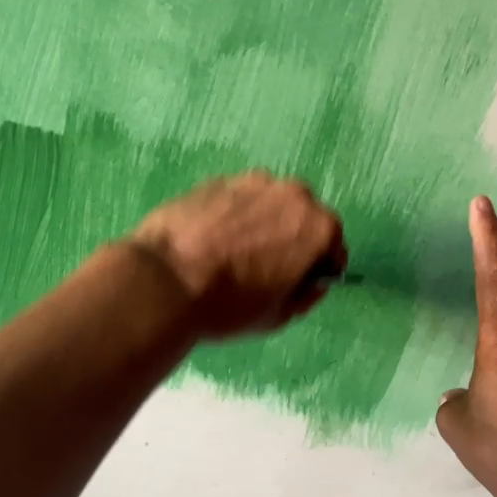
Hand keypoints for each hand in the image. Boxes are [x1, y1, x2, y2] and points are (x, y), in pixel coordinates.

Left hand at [127, 170, 345, 339]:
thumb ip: (305, 295)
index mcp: (318, 227)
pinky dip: (232, 216)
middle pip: (301, 218)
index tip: (295, 284)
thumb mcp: (279, 316)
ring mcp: (252, 181)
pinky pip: (237, 200)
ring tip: (232, 254)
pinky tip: (209, 241)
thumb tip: (310, 282)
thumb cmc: (230, 305)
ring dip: (261, 223)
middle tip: (263, 270)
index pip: (332, 248)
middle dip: (291, 239)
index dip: (316, 269)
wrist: (165, 280)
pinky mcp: (216, 179)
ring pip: (268, 204)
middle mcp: (292, 193)